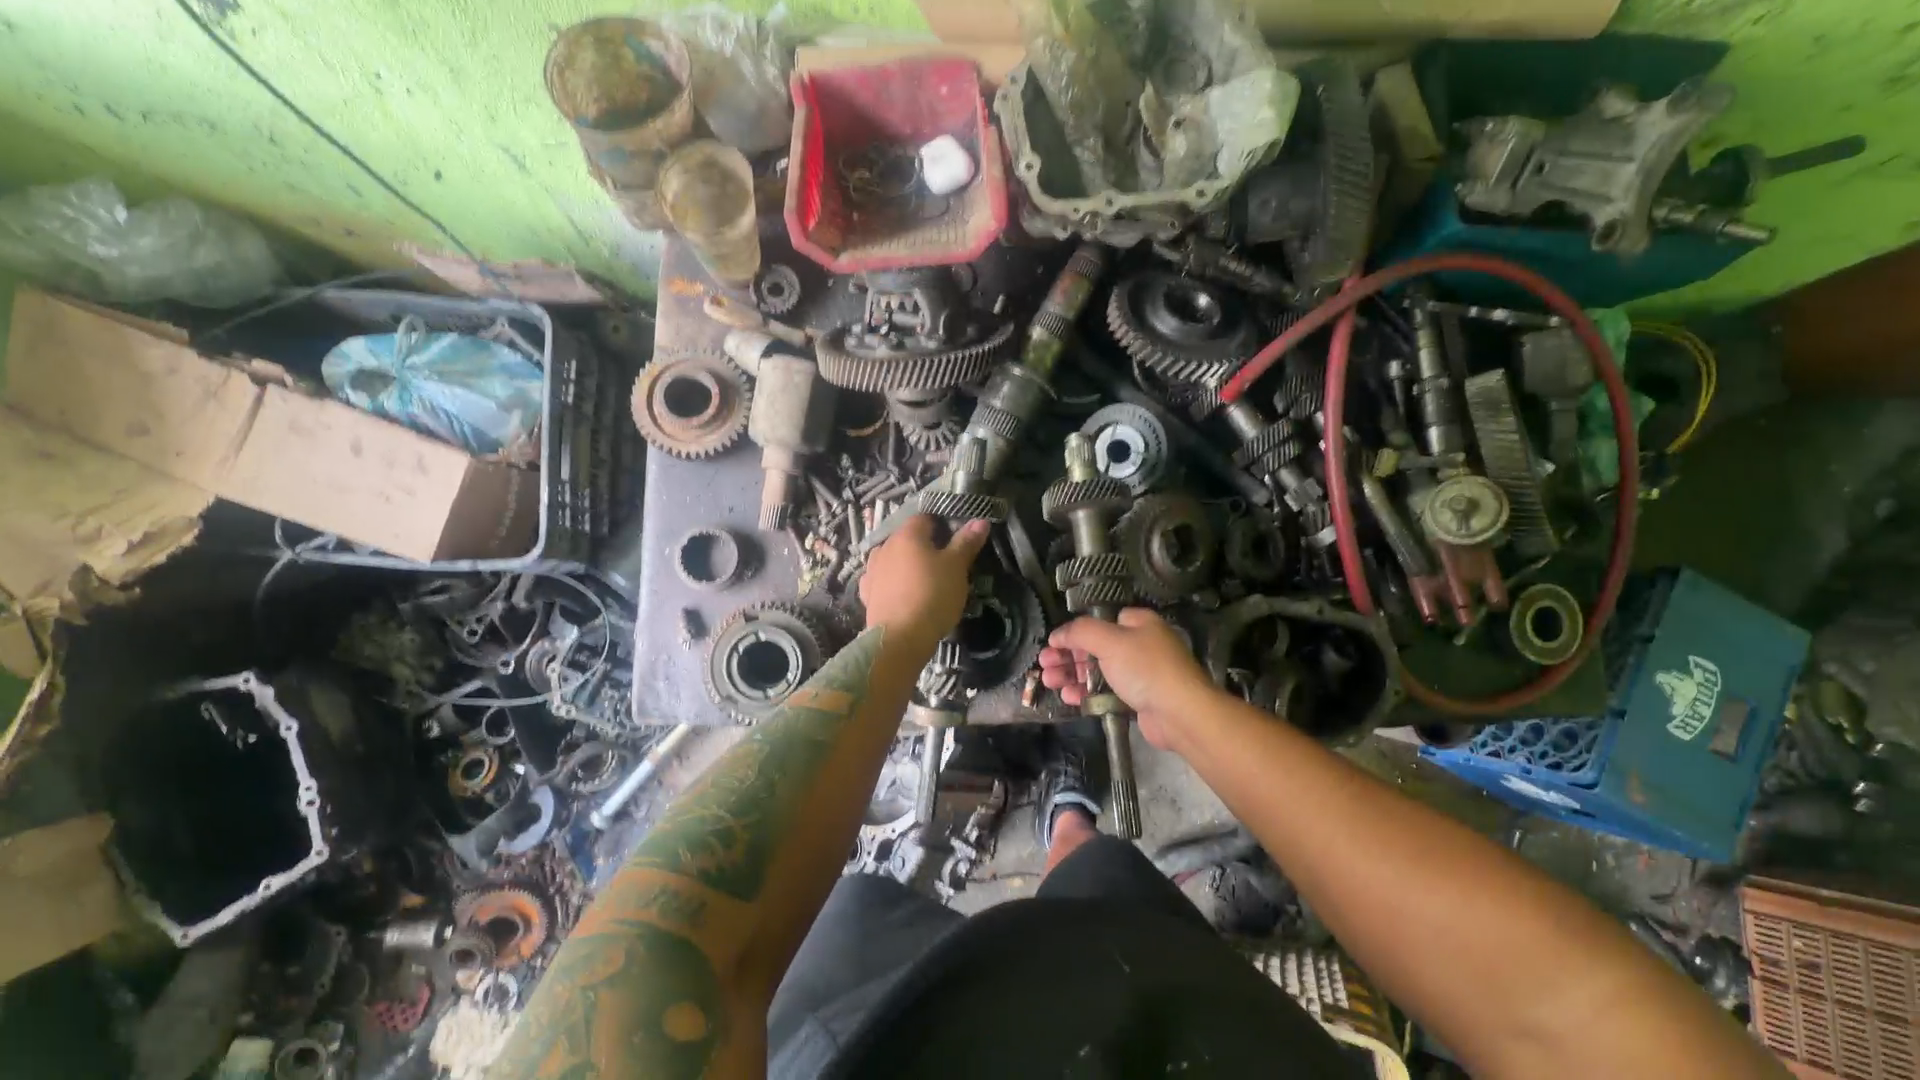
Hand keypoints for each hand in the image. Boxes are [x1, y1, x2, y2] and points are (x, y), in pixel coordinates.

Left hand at [859, 515, 990, 655]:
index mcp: (907, 534)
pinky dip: (893, 582)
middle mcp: (885, 546)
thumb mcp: (957, 567)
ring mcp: (872, 570)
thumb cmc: (933, 595)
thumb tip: (980, 521)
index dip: (942, 524)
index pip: (925, 517)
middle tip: (945, 563)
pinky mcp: (867, 593)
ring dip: (907, 564)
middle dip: (924, 546)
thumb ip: (966, 542)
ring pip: (893, 558)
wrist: (900, 638)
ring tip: (924, 579)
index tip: (956, 539)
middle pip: (907, 538)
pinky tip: (903, 592)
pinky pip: (883, 580)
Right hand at [1040, 608, 1219, 750]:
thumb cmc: (1145, 669)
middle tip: (1044, 665)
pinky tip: (1068, 696)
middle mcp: (1140, 645)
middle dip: (1066, 656)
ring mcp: (1139, 673)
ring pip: (1097, 670)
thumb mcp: (1110, 641)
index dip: (1074, 632)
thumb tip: (1058, 634)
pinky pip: (1105, 691)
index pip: (1100, 621)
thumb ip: (1080, 632)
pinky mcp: (1137, 698)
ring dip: (1072, 675)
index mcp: (1138, 623)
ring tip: (1048, 681)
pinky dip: (1086, 692)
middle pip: (1095, 647)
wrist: (1179, 713)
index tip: (1052, 643)